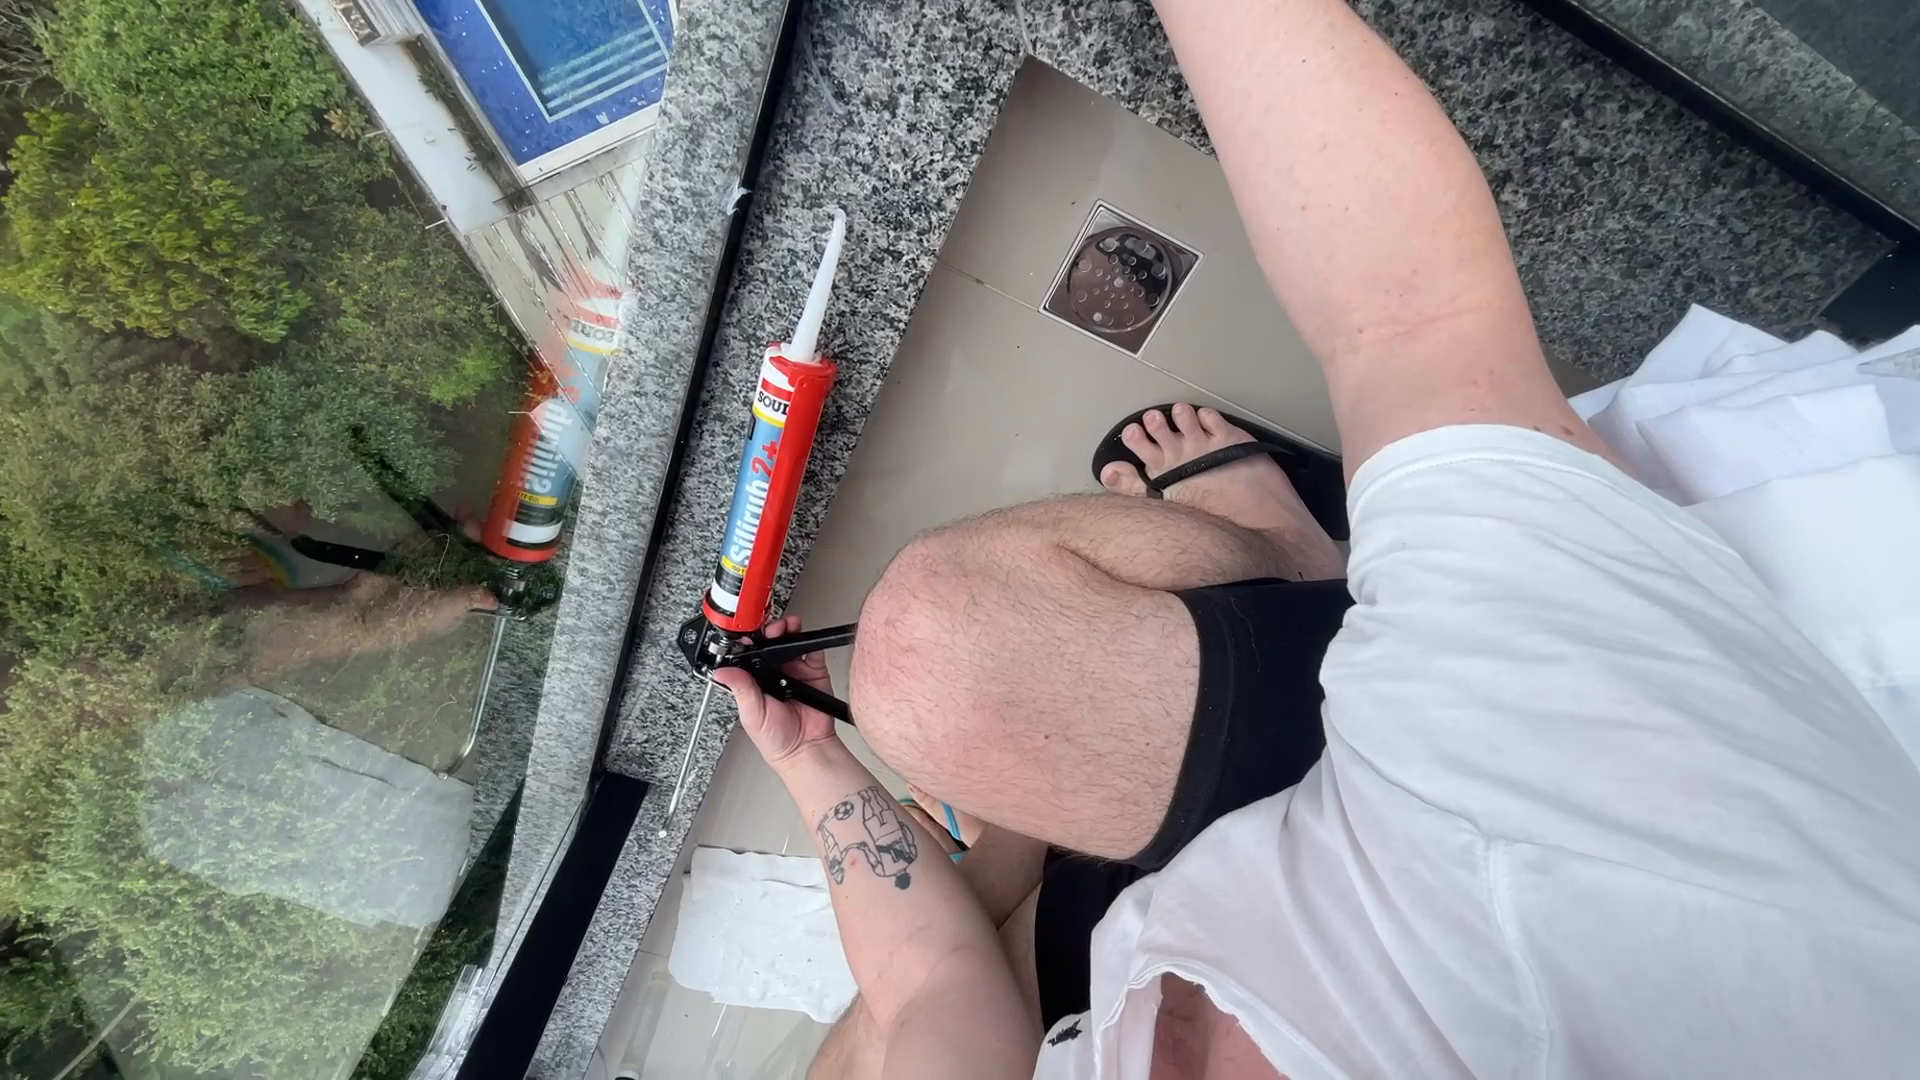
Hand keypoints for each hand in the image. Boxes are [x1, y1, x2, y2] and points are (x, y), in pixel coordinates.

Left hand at [712, 615, 839, 767]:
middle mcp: (774, 674)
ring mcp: (795, 672)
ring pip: (791, 644)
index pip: (749, 655)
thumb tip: (722, 671)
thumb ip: (741, 689)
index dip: (749, 642)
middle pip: (771, 645)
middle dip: (772, 631)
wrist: (806, 748)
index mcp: (755, 682)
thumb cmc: (777, 740)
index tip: (749, 633)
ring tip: (789, 628)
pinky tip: (805, 642)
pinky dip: (811, 644)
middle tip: (773, 629)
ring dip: (790, 632)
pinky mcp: (814, 674)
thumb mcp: (752, 713)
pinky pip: (814, 653)